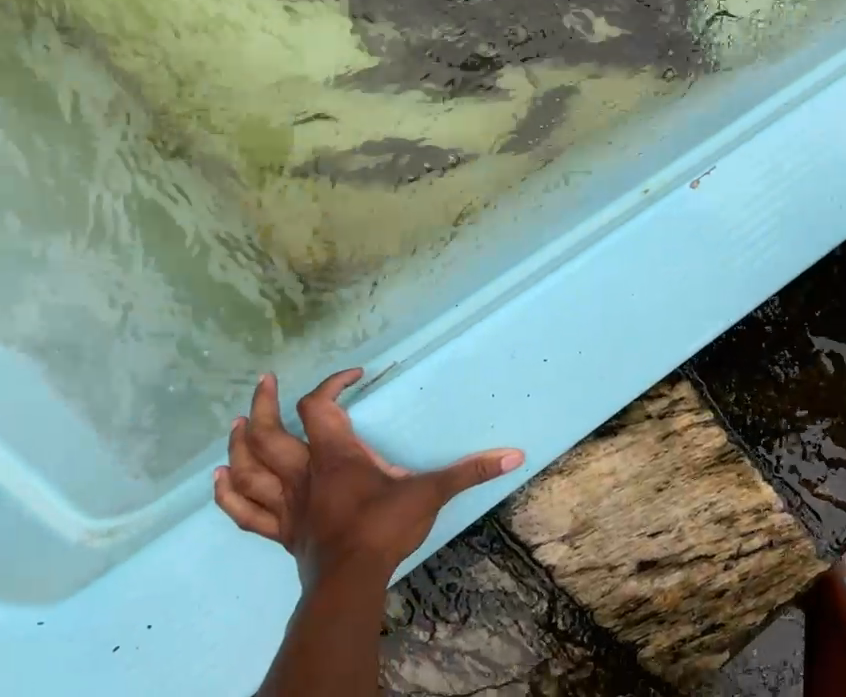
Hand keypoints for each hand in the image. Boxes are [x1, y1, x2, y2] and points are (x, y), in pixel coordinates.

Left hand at [214, 369, 524, 585]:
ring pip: (247, 469)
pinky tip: (218, 480)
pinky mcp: (279, 530)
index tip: (354, 375)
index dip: (331, 385)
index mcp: (336, 457)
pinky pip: (244, 511)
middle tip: (265, 383)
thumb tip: (516, 454)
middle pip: (267, 435)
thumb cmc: (385, 528)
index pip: (320, 409)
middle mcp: (304, 474)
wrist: (349, 581)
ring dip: (238, 444)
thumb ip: (471, 470)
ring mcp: (286, 504)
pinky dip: (227, 493)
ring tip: (237, 425)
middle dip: (263, 406)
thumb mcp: (433, 493)